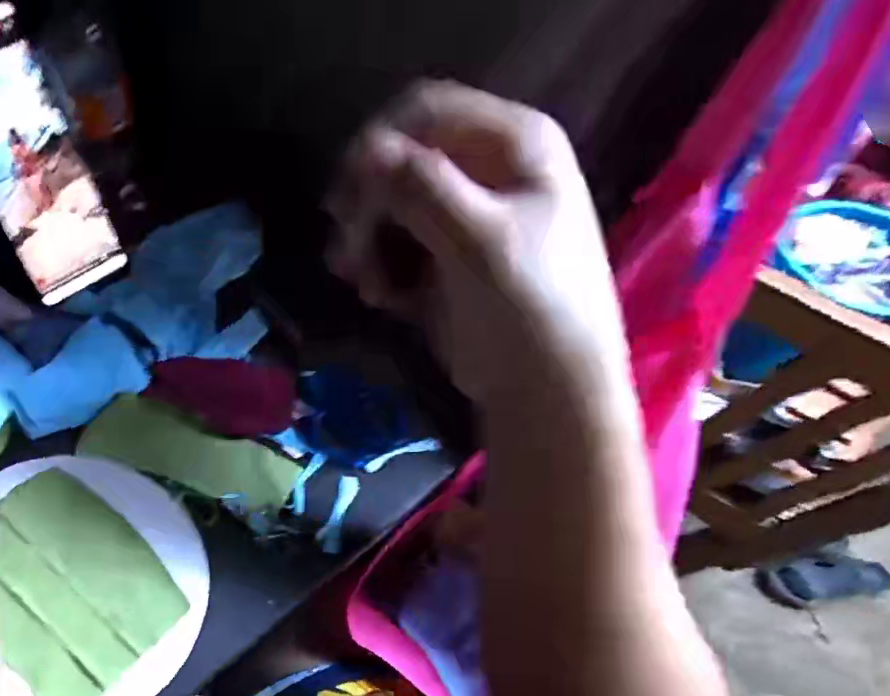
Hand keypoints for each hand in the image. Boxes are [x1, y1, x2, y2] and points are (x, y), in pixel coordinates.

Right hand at [327, 81, 629, 407]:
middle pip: (404, 162)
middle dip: (368, 205)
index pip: (428, 114)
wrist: (545, 387)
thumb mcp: (478, 240)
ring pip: (393, 209)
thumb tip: (365, 151)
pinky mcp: (446, 266)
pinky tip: (378, 298)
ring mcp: (465, 221)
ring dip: (366, 241)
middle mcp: (488, 173)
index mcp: (513, 145)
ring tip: (360, 282)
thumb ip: (422, 188)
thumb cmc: (527, 306)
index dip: (379, 147)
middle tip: (346, 252)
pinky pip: (397, 250)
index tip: (344, 198)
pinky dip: (380, 269)